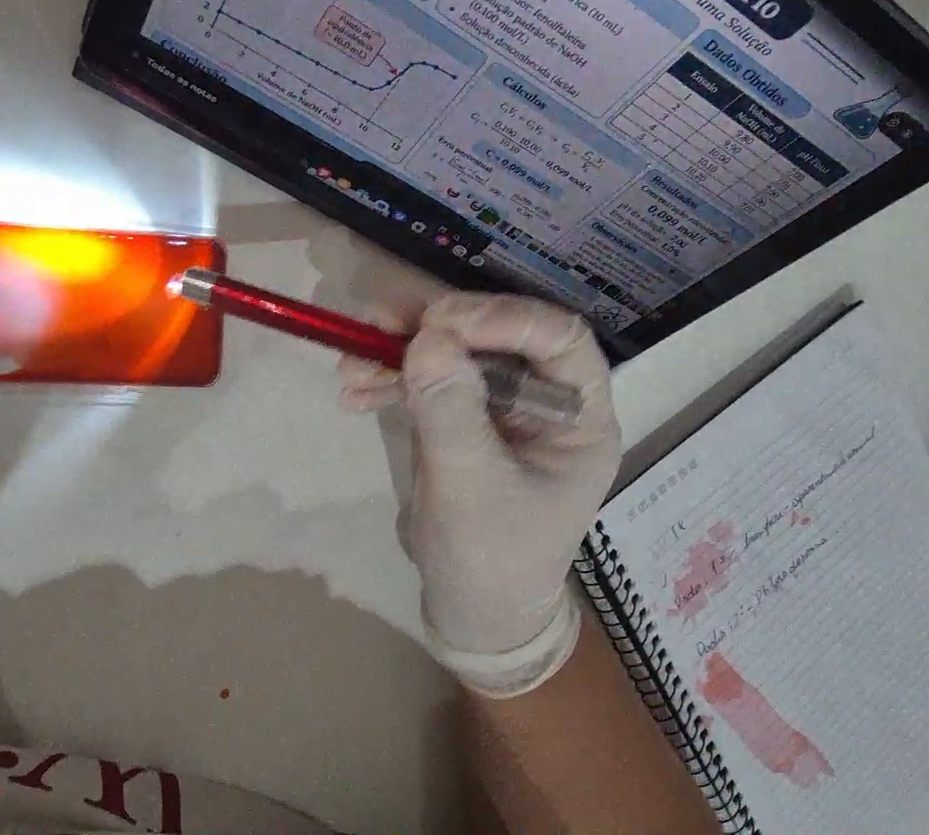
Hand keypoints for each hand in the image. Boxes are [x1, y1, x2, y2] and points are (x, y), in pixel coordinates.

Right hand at [340, 293, 620, 695]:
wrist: (469, 610)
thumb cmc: (491, 558)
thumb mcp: (470, 488)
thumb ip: (452, 412)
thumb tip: (427, 336)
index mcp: (578, 416)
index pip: (559, 337)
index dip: (504, 317)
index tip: (442, 323)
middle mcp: (545, 400)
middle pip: (499, 335)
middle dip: (437, 327)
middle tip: (382, 326)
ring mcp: (501, 406)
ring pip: (458, 350)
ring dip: (401, 349)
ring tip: (350, 362)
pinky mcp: (464, 416)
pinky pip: (430, 378)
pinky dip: (391, 378)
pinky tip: (355, 392)